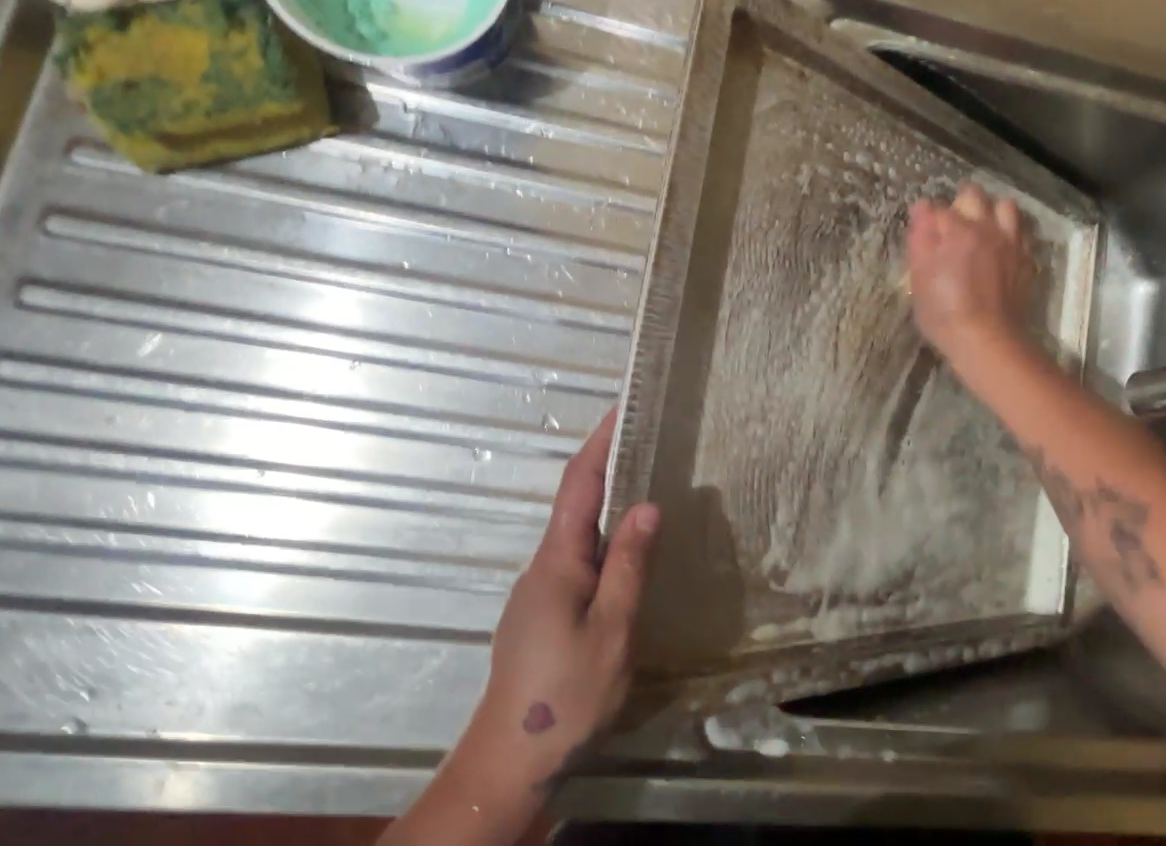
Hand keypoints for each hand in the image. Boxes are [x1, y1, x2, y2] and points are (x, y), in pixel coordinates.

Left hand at [383, 410, 660, 845]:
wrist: (512, 759)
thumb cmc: (566, 693)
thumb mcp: (612, 628)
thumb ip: (628, 565)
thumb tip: (647, 503)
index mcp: (557, 562)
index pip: (578, 485)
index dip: (600, 442)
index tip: (623, 406)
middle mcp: (544, 567)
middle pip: (576, 502)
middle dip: (608, 463)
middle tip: (650, 439)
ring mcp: (541, 592)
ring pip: (579, 533)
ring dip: (609, 501)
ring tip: (652, 483)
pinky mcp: (546, 614)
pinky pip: (580, 559)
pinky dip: (606, 538)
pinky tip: (632, 550)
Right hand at [905, 181, 1032, 359]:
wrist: (987, 340)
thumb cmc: (944, 312)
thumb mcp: (919, 279)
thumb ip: (920, 239)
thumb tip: (921, 208)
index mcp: (957, 230)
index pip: (938, 208)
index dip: (928, 218)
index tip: (924, 230)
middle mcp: (987, 228)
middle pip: (974, 195)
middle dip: (961, 201)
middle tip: (953, 220)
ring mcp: (1011, 243)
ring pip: (1006, 206)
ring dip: (992, 210)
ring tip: (982, 227)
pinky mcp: (1025, 261)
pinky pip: (1021, 233)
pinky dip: (1010, 233)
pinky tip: (1001, 248)